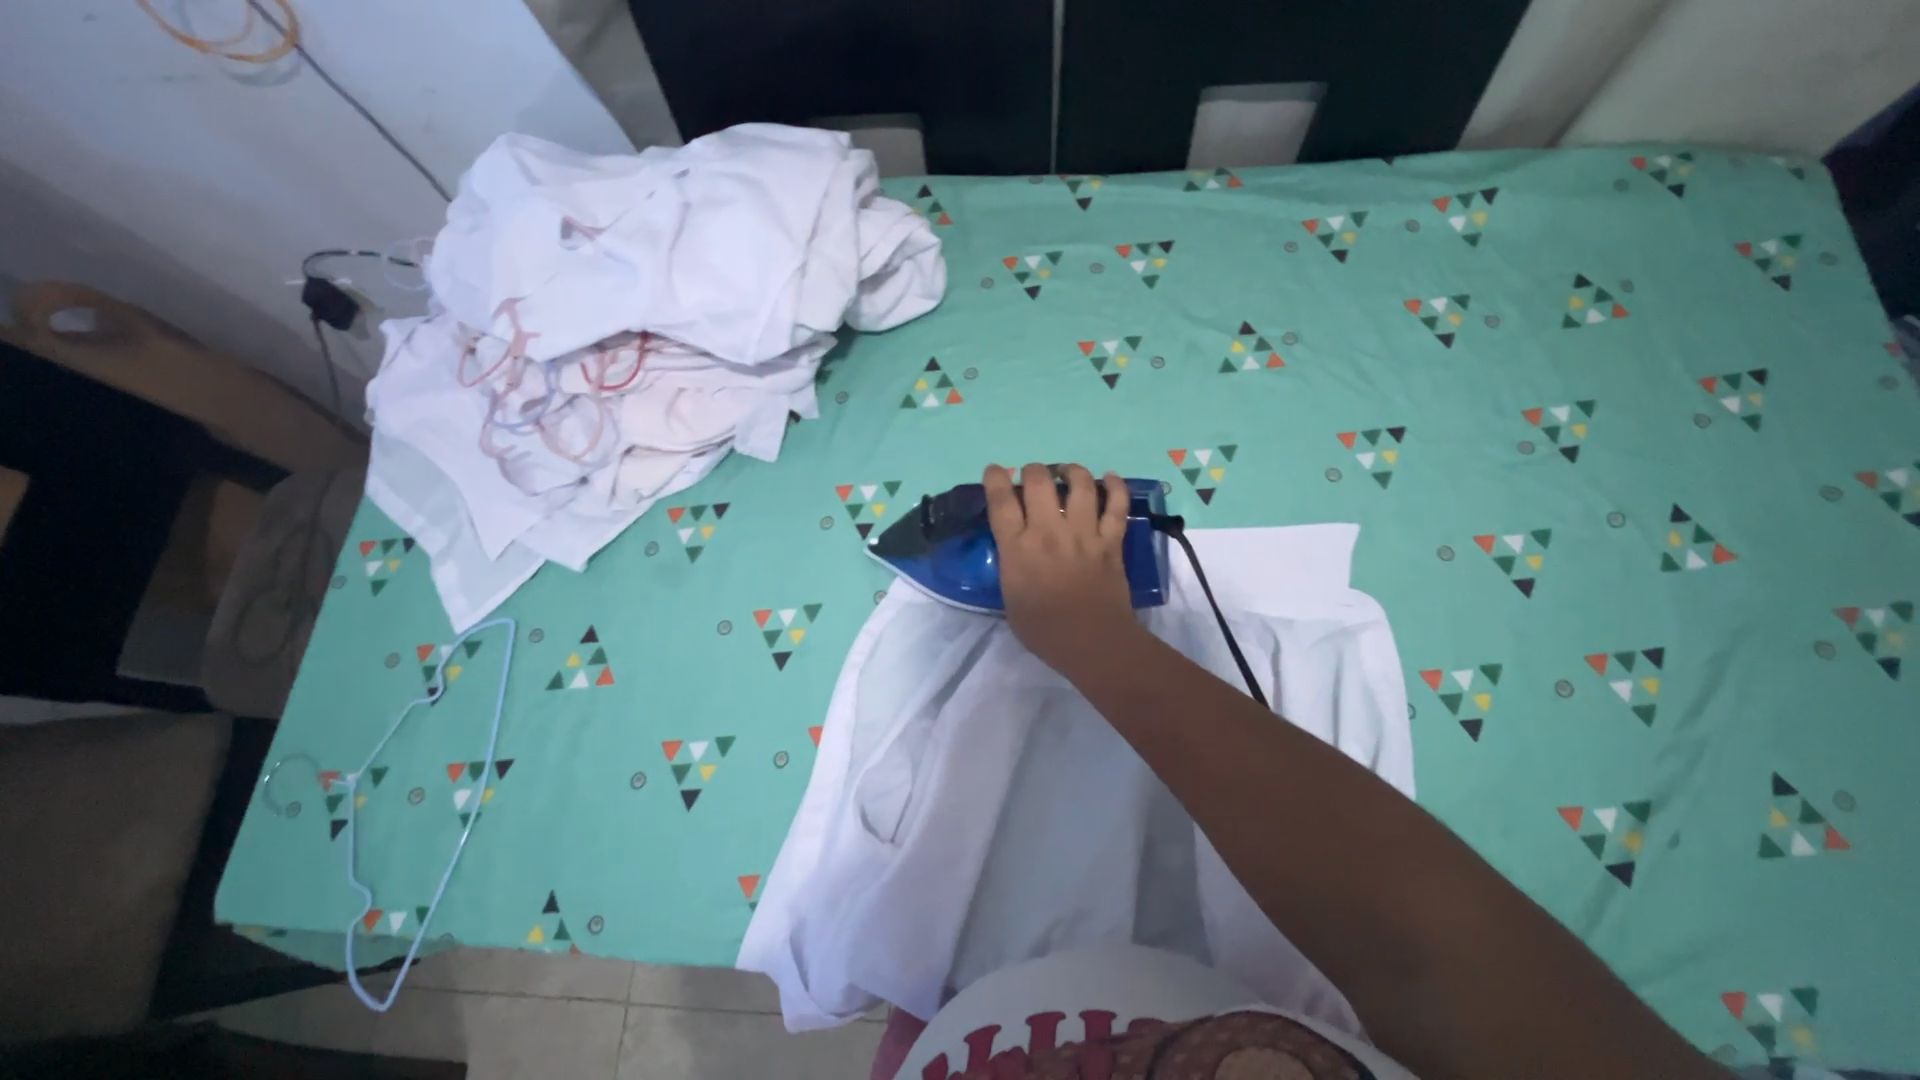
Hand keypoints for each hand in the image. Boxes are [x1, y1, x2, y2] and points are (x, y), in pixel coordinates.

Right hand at [982, 463, 1139, 676]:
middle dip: (1033, 470)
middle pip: (1039, 481)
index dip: (996, 479)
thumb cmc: (1043, 629)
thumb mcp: (1010, 597)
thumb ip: (1012, 565)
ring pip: (1080, 484)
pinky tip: (1111, 478)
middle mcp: (1049, 531)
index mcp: (1017, 547)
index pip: (1001, 502)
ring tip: (1067, 472)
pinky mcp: (1111, 540)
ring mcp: (1083, 532)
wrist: (1091, 641)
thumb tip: (1016, 550)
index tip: (996, 471)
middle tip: (1034, 476)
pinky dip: (1116, 487)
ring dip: (1072, 471)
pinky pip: (1117, 505)